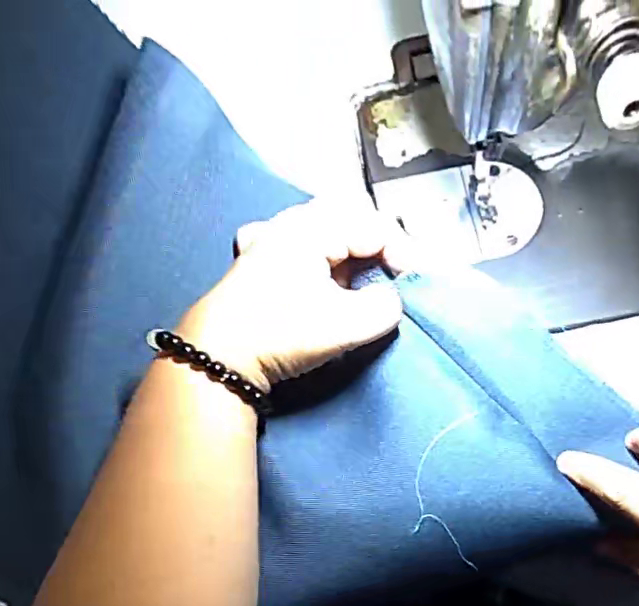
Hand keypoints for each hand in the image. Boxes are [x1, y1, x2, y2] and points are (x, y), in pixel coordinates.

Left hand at [175, 198, 413, 389]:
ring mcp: (268, 240)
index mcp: (312, 228)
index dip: (404, 252)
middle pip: (349, 217)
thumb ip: (384, 306)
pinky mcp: (258, 263)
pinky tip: (322, 274)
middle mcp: (288, 224)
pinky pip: (301, 245)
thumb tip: (390, 299)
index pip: (374, 226)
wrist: (221, 355)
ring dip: (352, 251)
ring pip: (325, 229)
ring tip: (366, 279)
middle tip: (397, 275)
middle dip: (380, 245)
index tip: (417, 281)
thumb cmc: (283, 332)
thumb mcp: (347, 324)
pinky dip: (322, 256)